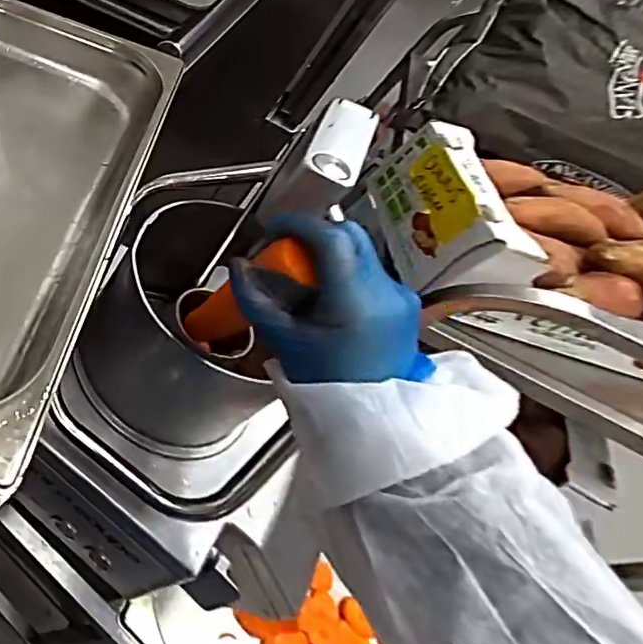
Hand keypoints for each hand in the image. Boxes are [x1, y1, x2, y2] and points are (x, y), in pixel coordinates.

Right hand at [227, 213, 429, 383]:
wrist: (375, 419)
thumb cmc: (330, 384)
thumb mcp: (283, 338)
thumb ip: (254, 297)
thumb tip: (239, 266)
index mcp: (356, 299)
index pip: (331, 237)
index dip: (297, 224)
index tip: (274, 229)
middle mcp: (386, 291)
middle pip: (349, 235)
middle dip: (311, 233)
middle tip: (285, 249)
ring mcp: (400, 297)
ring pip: (359, 251)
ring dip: (326, 253)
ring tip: (301, 278)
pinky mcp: (404, 304)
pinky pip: (368, 270)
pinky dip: (341, 270)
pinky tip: (323, 295)